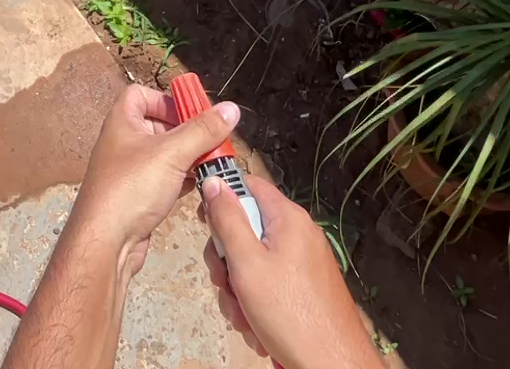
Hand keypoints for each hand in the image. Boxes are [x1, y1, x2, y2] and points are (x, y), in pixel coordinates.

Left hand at [64, 85, 239, 277]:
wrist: (106, 243)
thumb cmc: (131, 188)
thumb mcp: (172, 153)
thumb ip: (203, 130)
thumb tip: (230, 109)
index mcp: (122, 122)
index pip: (141, 94)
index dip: (166, 99)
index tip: (191, 112)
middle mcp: (123, 142)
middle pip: (158, 125)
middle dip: (186, 131)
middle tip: (212, 139)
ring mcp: (130, 171)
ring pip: (164, 154)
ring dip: (188, 156)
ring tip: (213, 162)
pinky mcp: (138, 196)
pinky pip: (164, 178)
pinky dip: (183, 178)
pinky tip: (200, 185)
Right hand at [202, 174, 389, 368]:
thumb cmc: (290, 314)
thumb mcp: (247, 263)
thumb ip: (227, 220)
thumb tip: (213, 181)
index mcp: (288, 218)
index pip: (248, 185)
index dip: (221, 198)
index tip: (204, 223)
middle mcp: (298, 234)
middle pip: (247, 228)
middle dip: (228, 260)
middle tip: (225, 284)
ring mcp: (303, 263)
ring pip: (254, 261)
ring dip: (239, 289)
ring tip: (244, 318)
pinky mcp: (305, 289)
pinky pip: (270, 283)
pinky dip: (257, 303)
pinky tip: (258, 328)